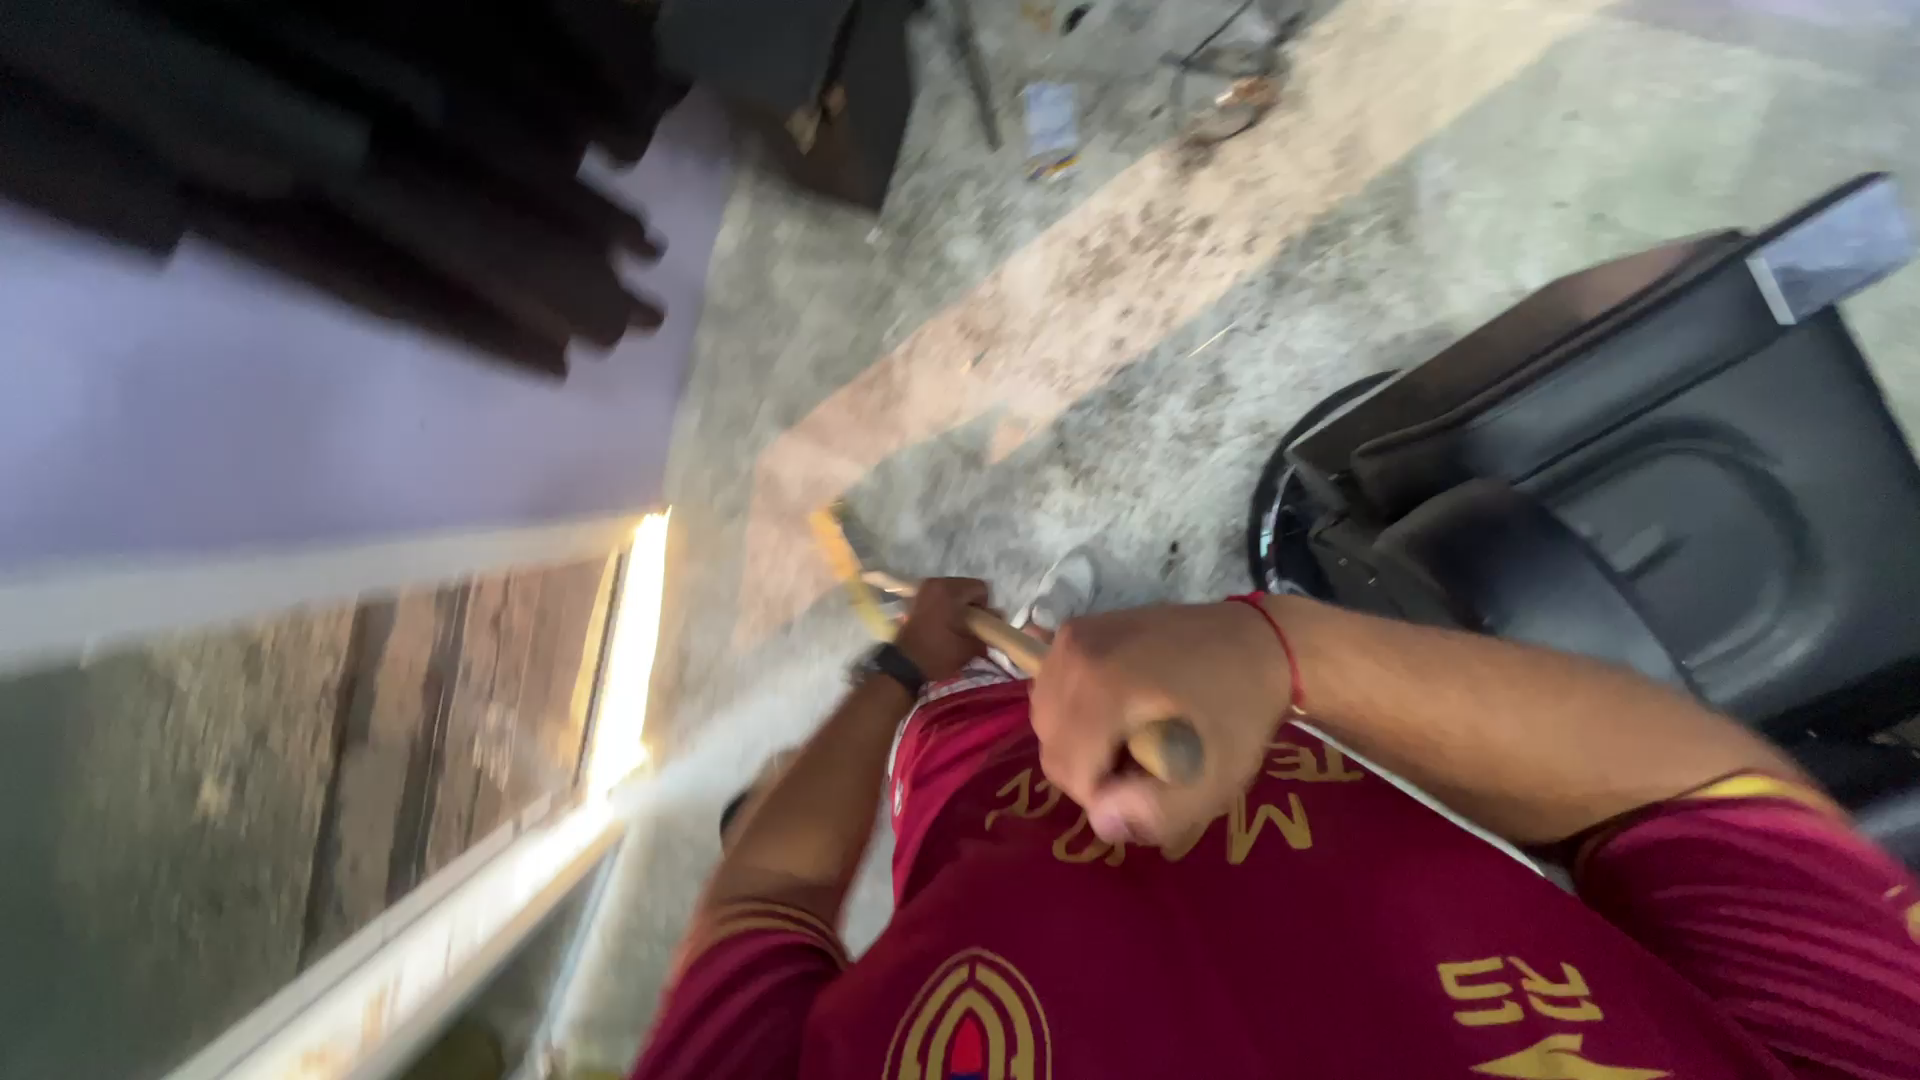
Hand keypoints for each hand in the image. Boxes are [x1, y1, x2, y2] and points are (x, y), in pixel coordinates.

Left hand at [894, 577, 993, 681]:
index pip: (981, 587)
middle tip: (969, 625)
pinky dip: (946, 604)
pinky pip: (940, 594)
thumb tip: (1000, 616)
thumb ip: (987, 630)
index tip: (979, 624)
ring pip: (953, 589)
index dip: (985, 606)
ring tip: (956, 625)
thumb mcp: (968, 647)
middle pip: (966, 585)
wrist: (904, 665)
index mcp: (949, 591)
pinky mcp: (917, 597)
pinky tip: (944, 622)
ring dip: (959, 603)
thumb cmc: (937, 654)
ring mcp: (924, 588)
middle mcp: (936, 583)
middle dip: (972, 603)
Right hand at [1030, 602, 1293, 845]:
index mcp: (1103, 690)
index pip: (1068, 771)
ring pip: (1047, 717)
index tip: (1150, 783)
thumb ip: (1154, 813)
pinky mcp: (1075, 629)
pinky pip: (1051, 688)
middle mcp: (1073, 657)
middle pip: (1053, 744)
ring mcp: (1071, 638)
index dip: (1106, 794)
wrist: (1254, 642)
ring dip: (1079, 739)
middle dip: (1090, 767)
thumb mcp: (1214, 781)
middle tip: (1142, 761)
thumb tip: (1101, 819)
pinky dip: (1073, 709)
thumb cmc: (1237, 713)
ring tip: (1128, 733)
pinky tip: (1110, 708)